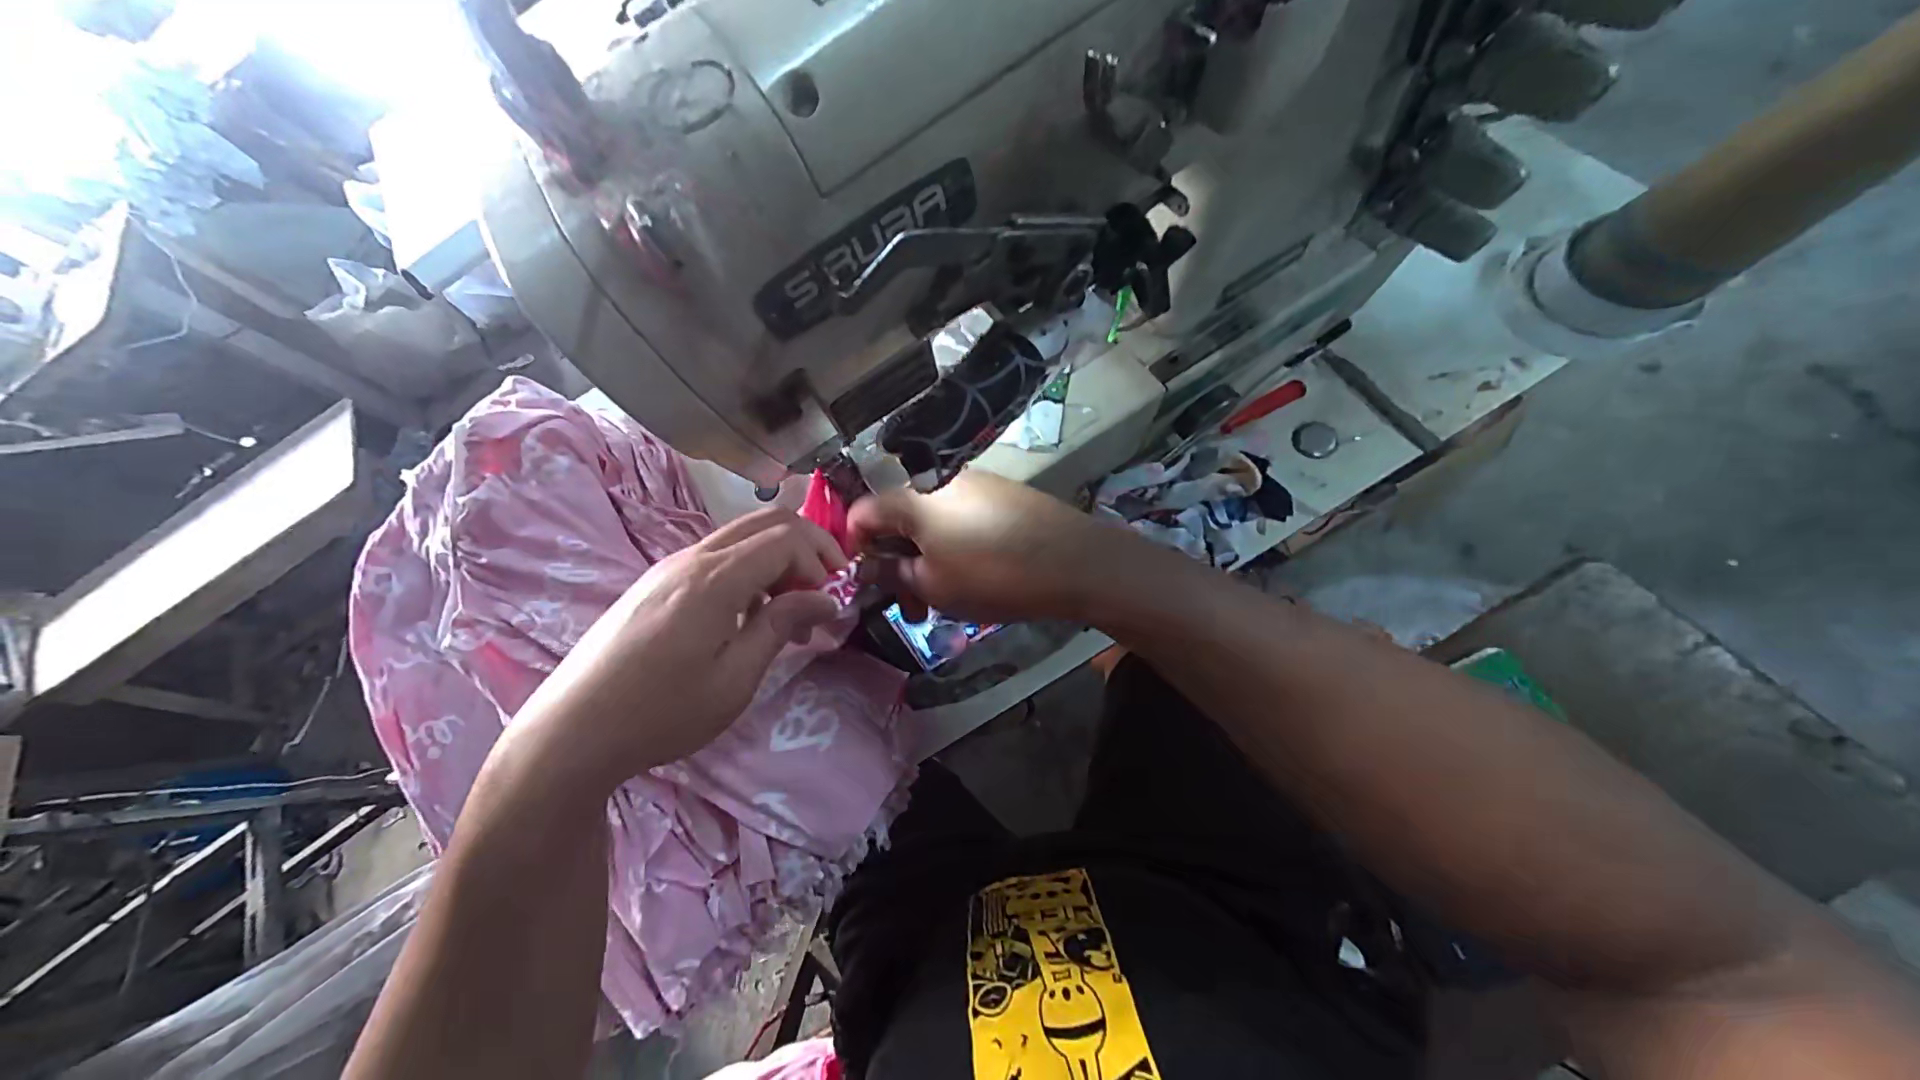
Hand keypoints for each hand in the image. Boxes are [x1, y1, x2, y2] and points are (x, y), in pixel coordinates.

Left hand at [508, 510, 846, 790]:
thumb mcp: (736, 678)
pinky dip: (748, 573)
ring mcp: (668, 568)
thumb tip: (825, 598)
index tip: (832, 604)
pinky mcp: (654, 584)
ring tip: (787, 616)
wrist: (570, 733)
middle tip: (825, 591)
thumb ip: (781, 625)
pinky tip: (746, 620)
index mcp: (715, 578)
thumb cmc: (661, 712)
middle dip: (806, 548)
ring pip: (740, 538)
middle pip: (765, 522)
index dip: (821, 562)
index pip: (787, 538)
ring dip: (776, 562)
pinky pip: (715, 559)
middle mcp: (692, 558)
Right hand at [847, 471, 1150, 624]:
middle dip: (897, 563)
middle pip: (899, 519)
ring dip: (928, 560)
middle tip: (913, 607)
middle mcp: (940, 481)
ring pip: (933, 522)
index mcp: (914, 498)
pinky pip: (963, 519)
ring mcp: (976, 484)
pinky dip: (956, 546)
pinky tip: (977, 575)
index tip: (870, 584)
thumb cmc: (994, 575)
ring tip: (947, 598)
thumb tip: (867, 566)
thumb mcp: (934, 586)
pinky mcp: (1004, 494)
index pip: (862, 513)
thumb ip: (892, 574)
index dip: (855, 550)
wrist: (1077, 561)